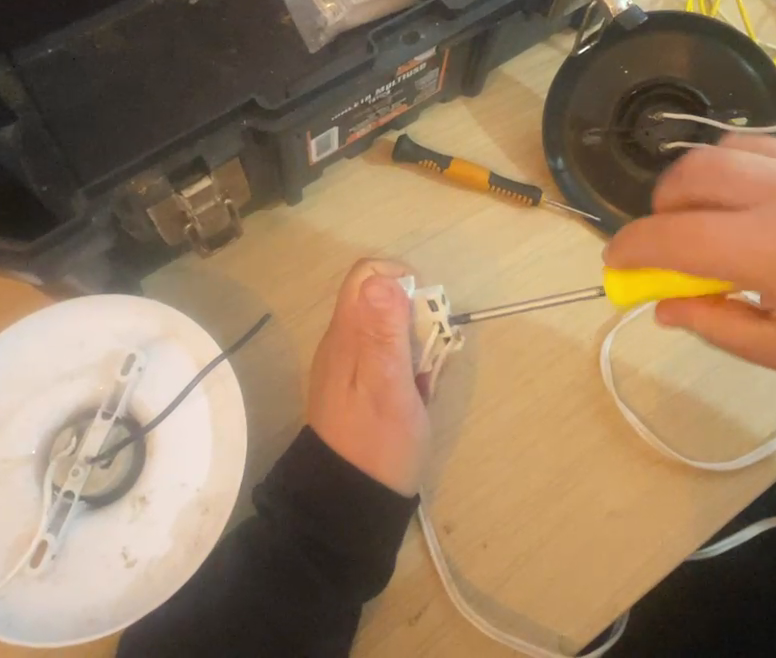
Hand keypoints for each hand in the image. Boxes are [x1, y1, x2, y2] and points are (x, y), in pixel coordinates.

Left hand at [306, 259, 430, 495]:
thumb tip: (383, 279)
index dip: (401, 278)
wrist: (349, 501)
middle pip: (379, 298)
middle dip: (414, 314)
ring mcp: (349, 362)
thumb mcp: (389, 386)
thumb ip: (385, 333)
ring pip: (385, 327)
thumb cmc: (377, 444)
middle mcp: (343, 340)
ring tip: (426, 377)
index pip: (366, 275)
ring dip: (415, 341)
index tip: (427, 309)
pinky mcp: (358, 384)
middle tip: (432, 351)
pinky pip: (385, 355)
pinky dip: (407, 364)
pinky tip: (417, 393)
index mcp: (348, 334)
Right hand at [605, 135, 775, 403]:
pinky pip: (760, 148)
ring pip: (720, 150)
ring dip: (692, 183)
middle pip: (687, 175)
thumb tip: (661, 305)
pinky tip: (748, 203)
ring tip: (705, 218)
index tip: (613, 264)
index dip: (630, 249)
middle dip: (658, 210)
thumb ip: (716, 323)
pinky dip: (733, 170)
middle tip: (666, 245)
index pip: (672, 237)